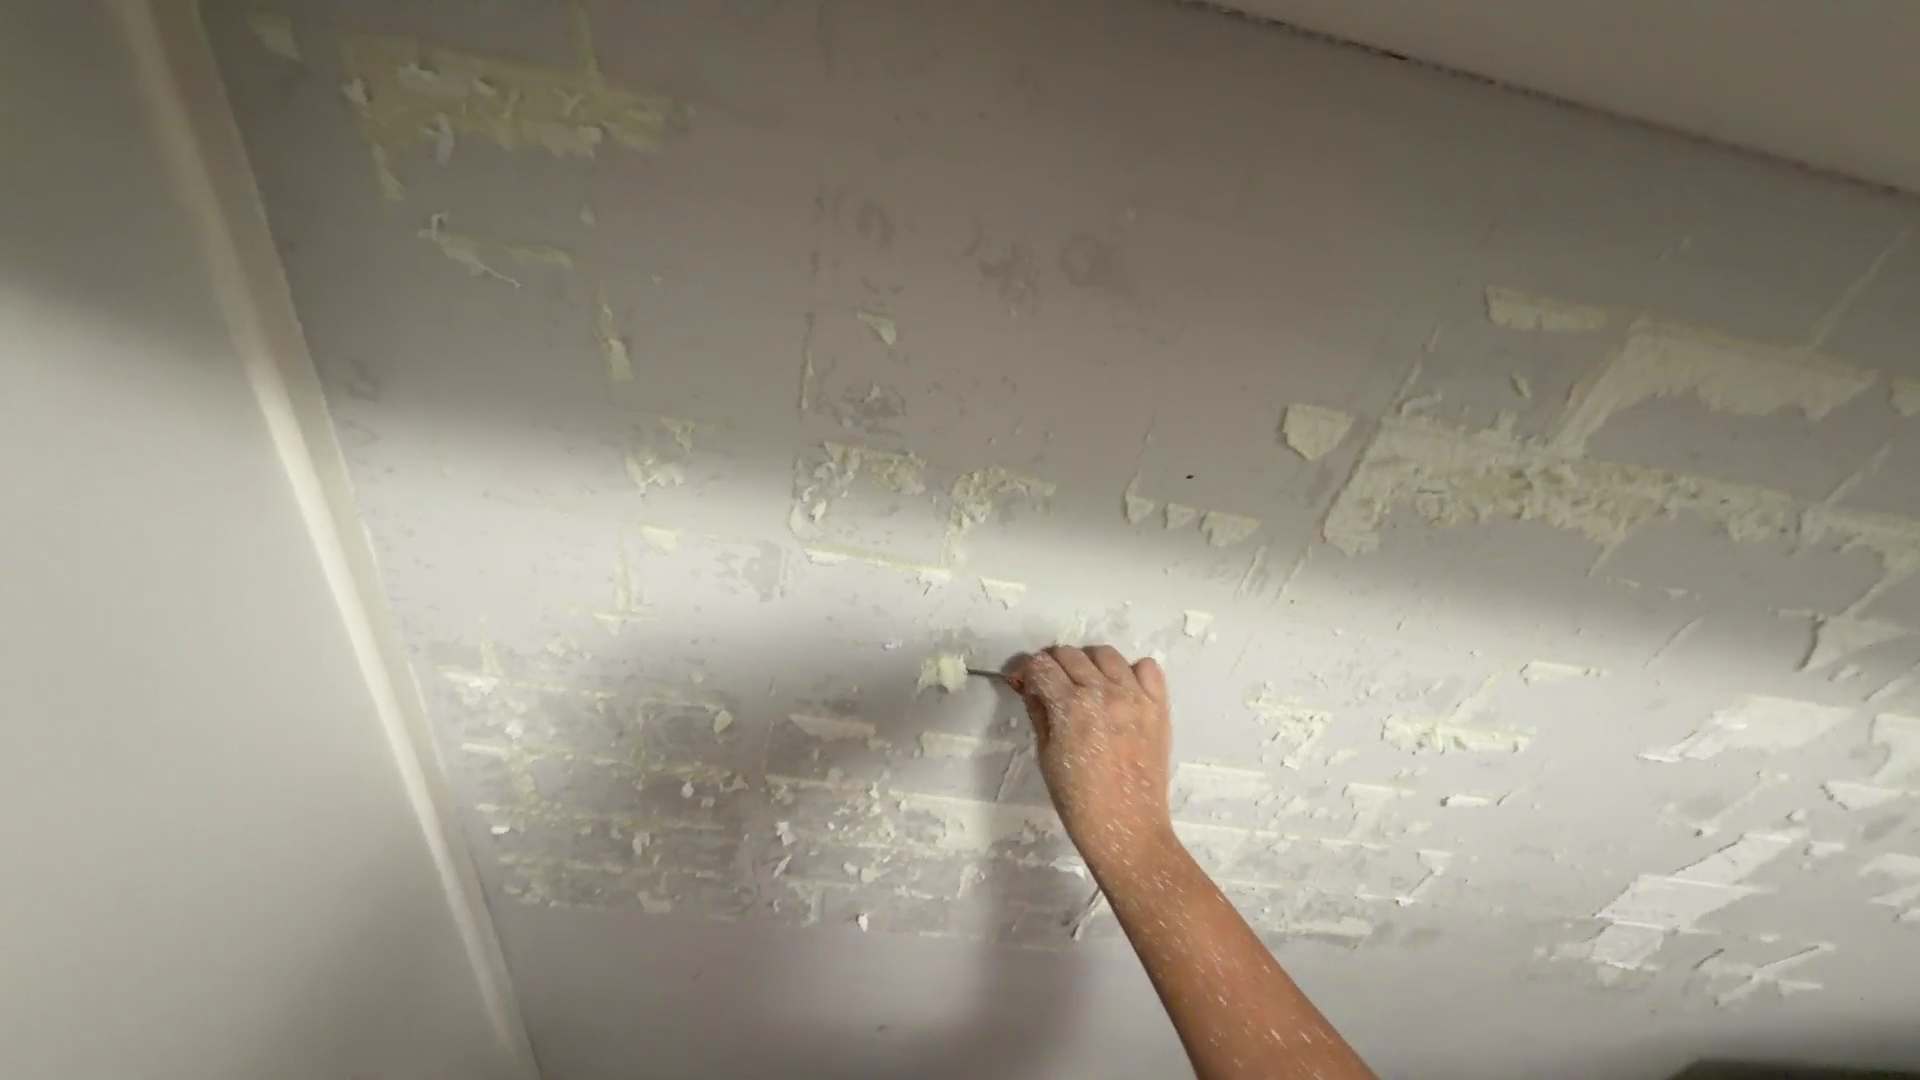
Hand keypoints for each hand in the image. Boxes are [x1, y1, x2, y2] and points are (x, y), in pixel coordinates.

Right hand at [1006, 645, 1174, 869]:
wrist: (1127, 830)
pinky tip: (1121, 691)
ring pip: (1105, 653)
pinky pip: (1146, 667)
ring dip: (1089, 663)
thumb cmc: (1078, 801)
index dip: (1027, 671)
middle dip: (1053, 665)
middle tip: (1051, 686)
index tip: (1026, 683)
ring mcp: (1135, 697)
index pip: (1040, 665)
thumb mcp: (1046, 755)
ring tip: (1086, 686)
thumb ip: (1038, 712)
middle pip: (1070, 653)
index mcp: (1070, 707)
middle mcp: (1104, 692)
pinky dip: (1131, 672)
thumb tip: (1028, 686)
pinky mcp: (1158, 706)